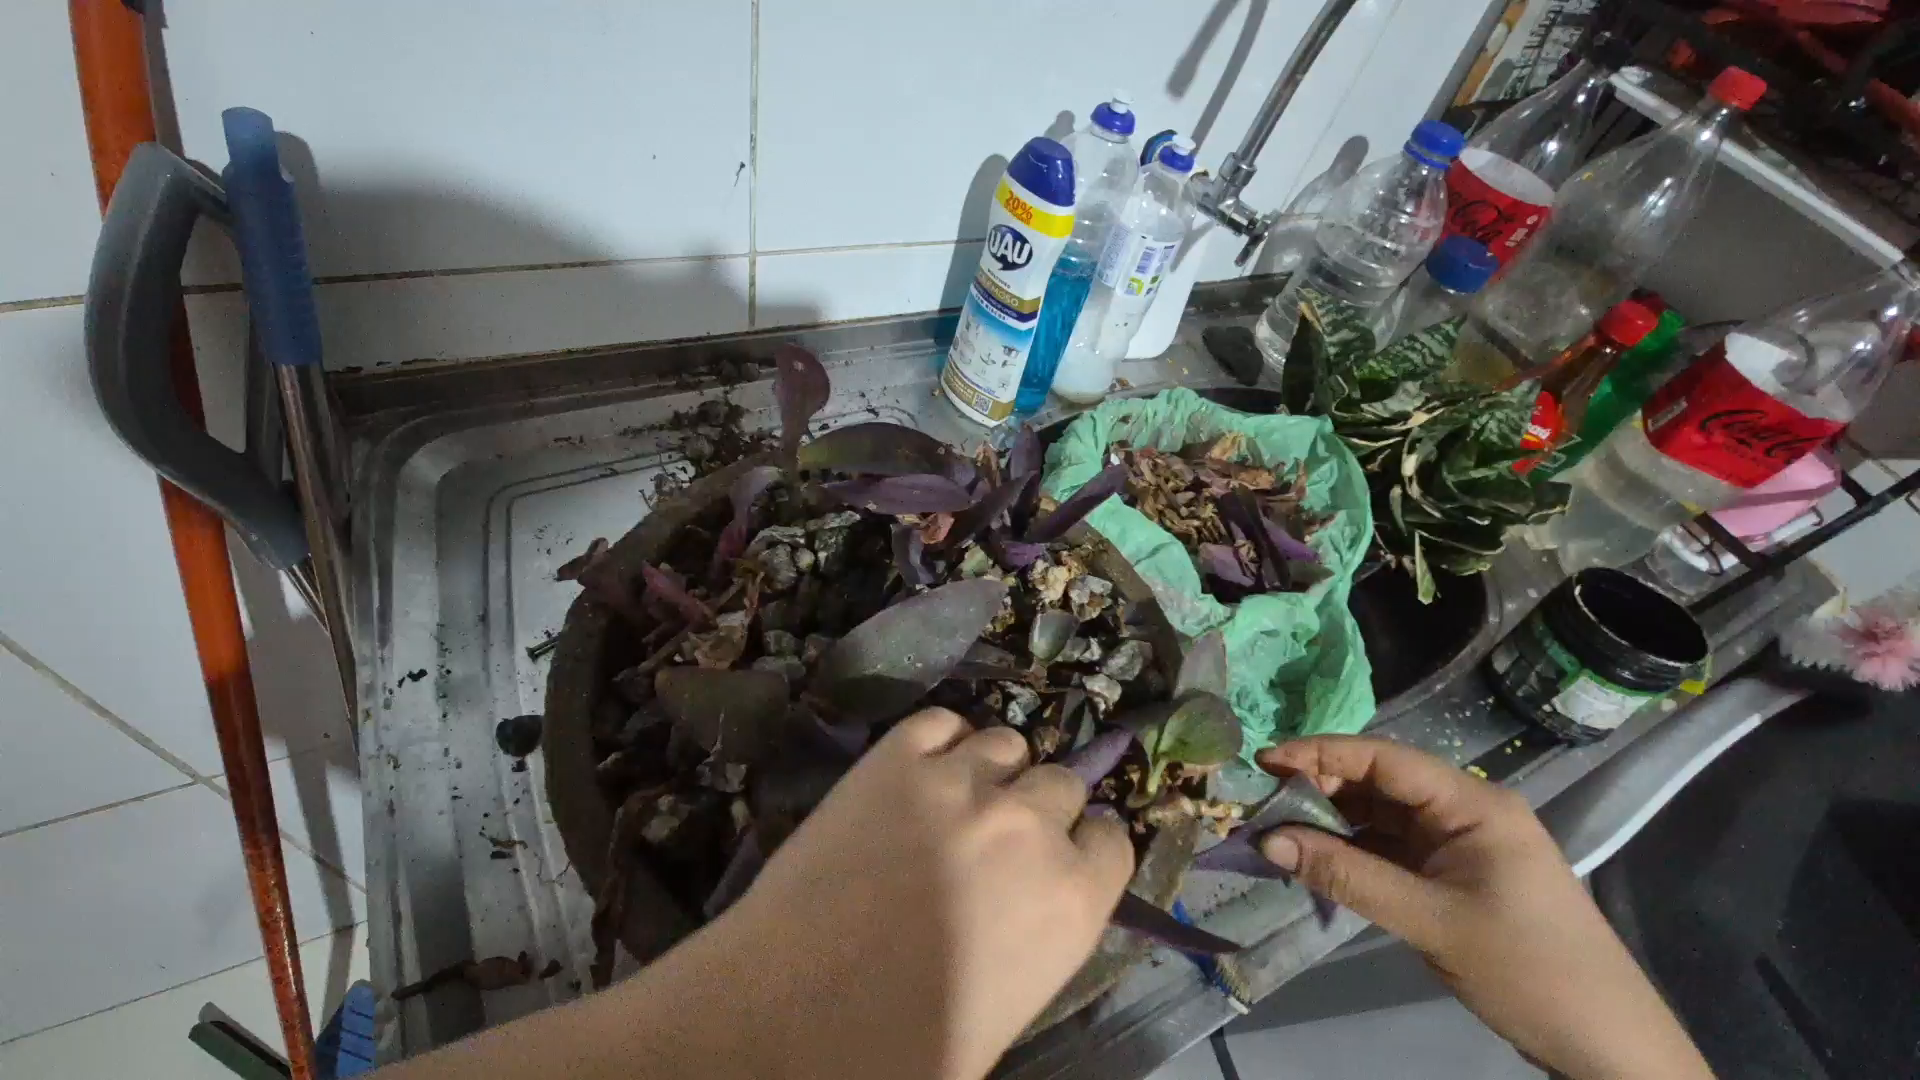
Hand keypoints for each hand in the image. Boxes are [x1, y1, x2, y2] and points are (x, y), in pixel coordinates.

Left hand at [721, 707, 1134, 1079]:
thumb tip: (1035, 895)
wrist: (798, 1012)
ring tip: (960, 795)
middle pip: (1062, 781)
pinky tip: (922, 768)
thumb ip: (1043, 927)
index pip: (1113, 838)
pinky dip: (940, 740)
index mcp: (1072, 897)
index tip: (1067, 847)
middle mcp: (1029, 824)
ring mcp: (961, 781)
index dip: (1088, 841)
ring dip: (993, 768)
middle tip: (1002, 831)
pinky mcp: (897, 756)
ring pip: (1005, 743)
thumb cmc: (911, 1042)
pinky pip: (940, 722)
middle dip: (1041, 805)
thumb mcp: (1015, 1001)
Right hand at [1255, 736, 1712, 1079]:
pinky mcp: (1452, 873)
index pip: (1384, 758)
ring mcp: (1458, 843)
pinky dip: (1351, 852)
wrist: (1609, 1050)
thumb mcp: (1429, 920)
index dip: (1320, 754)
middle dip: (1319, 790)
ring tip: (1276, 832)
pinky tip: (1315, 861)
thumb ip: (1345, 875)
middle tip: (1262, 805)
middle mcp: (1463, 810)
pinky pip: (1389, 848)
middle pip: (1378, 782)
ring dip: (1330, 823)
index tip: (1264, 760)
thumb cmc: (1529, 969)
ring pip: (1379, 815)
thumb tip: (1266, 841)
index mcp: (1472, 802)